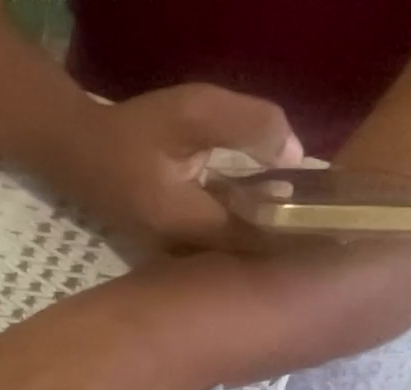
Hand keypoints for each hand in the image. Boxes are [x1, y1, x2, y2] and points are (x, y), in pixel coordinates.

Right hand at [53, 83, 303, 251]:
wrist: (76, 150)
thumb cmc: (132, 130)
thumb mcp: (194, 109)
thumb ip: (249, 125)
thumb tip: (293, 153)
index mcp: (184, 220)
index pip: (251, 239)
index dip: (294, 237)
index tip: (335, 230)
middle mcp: (174, 247)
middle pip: (239, 259)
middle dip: (281, 249)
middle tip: (327, 236)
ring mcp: (165, 251)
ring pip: (223, 259)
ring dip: (259, 248)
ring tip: (302, 234)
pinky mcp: (161, 245)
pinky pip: (208, 250)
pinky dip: (236, 240)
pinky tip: (259, 225)